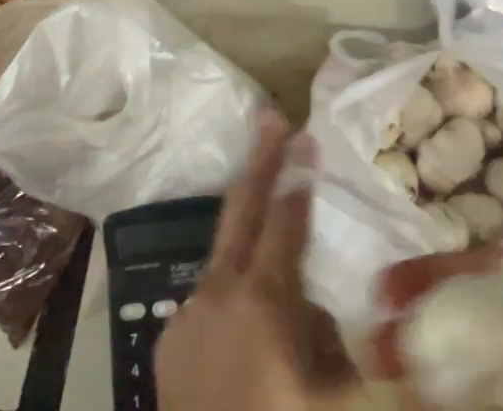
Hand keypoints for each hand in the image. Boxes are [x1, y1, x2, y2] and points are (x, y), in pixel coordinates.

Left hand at [154, 112, 358, 410]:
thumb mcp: (333, 389)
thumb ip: (331, 336)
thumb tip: (320, 308)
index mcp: (260, 299)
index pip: (282, 221)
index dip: (296, 178)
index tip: (305, 140)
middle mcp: (216, 293)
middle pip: (239, 211)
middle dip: (258, 161)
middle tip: (271, 118)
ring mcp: (187, 316)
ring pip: (224, 263)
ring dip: (249, 246)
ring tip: (279, 259)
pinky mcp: (170, 342)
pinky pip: (209, 305)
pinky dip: (232, 298)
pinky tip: (249, 332)